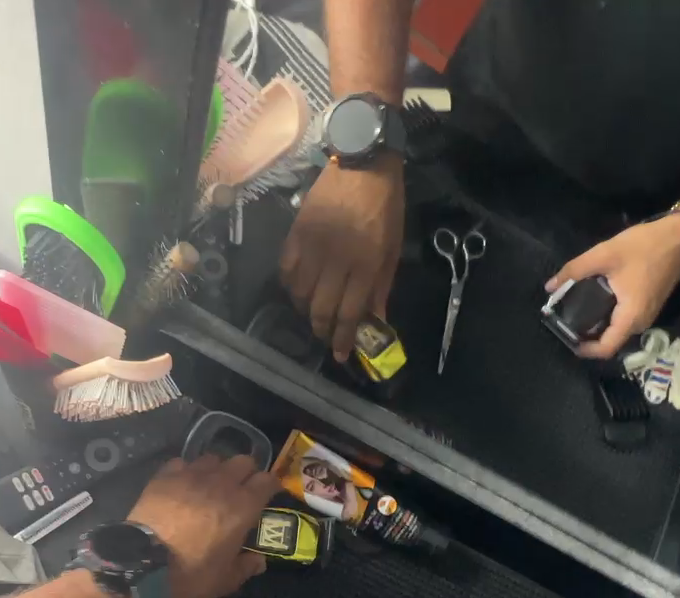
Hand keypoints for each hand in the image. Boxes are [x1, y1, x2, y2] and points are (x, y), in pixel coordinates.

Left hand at [126, 455, 279, 597]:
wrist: (142, 568)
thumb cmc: (191, 576)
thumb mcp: (225, 581)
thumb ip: (246, 567)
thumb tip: (259, 561)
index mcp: (243, 507)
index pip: (267, 480)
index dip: (270, 486)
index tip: (268, 495)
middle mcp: (221, 484)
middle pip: (242, 461)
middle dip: (246, 473)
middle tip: (240, 489)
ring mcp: (191, 476)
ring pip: (213, 459)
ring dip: (216, 470)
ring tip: (210, 485)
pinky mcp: (165, 476)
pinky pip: (182, 463)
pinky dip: (186, 471)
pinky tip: (182, 485)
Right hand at [280, 159, 405, 361]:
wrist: (364, 160)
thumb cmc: (385, 206)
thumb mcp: (393, 248)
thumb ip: (381, 286)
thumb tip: (376, 320)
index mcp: (366, 264)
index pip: (349, 313)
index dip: (343, 339)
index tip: (340, 355)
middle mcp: (337, 259)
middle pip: (321, 308)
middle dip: (322, 330)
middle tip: (325, 336)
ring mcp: (314, 246)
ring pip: (300, 293)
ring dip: (304, 311)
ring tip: (311, 314)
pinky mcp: (297, 232)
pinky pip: (286, 269)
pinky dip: (289, 286)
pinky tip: (296, 291)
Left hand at [545, 213, 679, 359]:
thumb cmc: (647, 245)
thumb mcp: (605, 254)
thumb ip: (575, 271)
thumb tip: (549, 287)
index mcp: (631, 317)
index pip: (605, 349)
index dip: (583, 349)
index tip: (565, 337)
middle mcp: (640, 323)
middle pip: (609, 342)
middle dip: (586, 336)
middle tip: (565, 321)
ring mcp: (646, 315)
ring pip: (616, 331)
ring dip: (596, 325)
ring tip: (575, 310)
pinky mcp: (648, 305)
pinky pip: (623, 320)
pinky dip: (607, 316)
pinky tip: (594, 300)